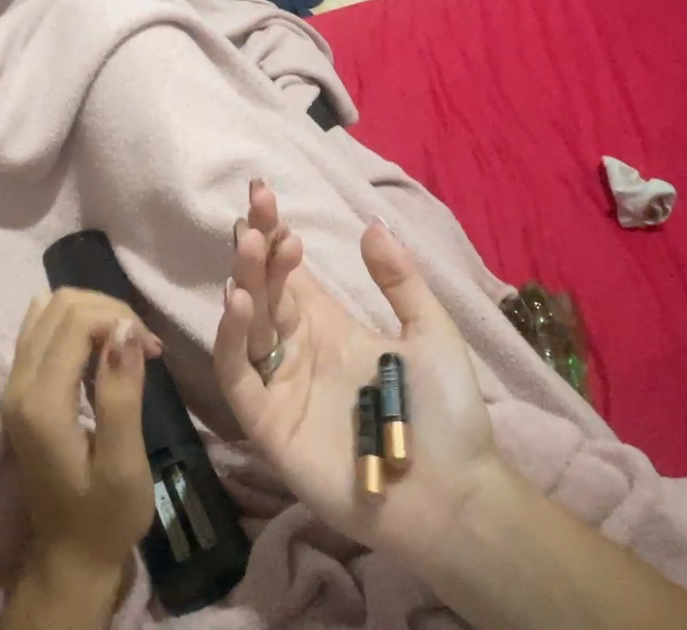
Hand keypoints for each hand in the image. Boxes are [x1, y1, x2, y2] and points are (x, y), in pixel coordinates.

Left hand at [1, 289, 161, 600]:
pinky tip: (103, 352)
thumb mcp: (124, 463)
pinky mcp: (20, 386)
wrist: (69, 555)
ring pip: (48, 309)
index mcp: (40, 402)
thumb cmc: (106, 517)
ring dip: (94, 314)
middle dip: (109, 311)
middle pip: (59, 304)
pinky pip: (41, 329)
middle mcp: (17, 383)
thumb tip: (126, 329)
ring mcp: (13, 383)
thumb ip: (121, 394)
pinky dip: (77, 325)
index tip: (153, 351)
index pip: (75, 319)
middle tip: (145, 347)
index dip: (120, 319)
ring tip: (127, 346)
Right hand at [212, 180, 499, 561]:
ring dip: (244, 281)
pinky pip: (239, 374)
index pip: (289, 272)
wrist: (453, 493)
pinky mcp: (267, 421)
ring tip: (249, 242)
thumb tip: (370, 224)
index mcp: (330, 325)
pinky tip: (241, 302)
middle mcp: (296, 348)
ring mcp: (279, 384)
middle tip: (256, 207)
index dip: (275, 234)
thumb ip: (400, 281)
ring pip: (246, 324)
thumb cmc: (445, 415)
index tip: (265, 192)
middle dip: (256, 247)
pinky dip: (233, 338)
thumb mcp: (431, 333)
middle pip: (264, 289)